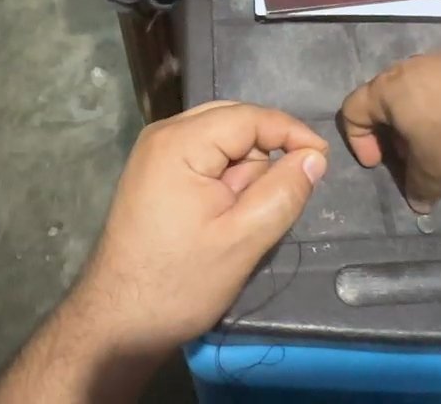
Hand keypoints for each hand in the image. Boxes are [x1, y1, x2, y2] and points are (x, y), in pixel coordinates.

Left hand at [68, 101, 327, 353]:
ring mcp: (155, 151)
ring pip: (221, 139)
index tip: (323, 159)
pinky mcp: (154, 170)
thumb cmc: (178, 282)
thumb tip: (314, 156)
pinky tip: (223, 213)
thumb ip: (283, 192)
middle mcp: (163, 133)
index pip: (249, 116)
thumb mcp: (242, 241)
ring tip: (238, 217)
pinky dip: (225, 176)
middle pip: (234, 121)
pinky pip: (204, 154)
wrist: (116, 323)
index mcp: (180, 141)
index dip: (290, 132)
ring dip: (243, 169)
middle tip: (276, 198)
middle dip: (263, 154)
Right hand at [339, 49, 440, 212]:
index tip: (381, 164)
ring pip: (415, 95)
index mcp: (386, 90)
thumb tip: (418, 204)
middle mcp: (406, 69)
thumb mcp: (433, 168)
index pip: (351, 111)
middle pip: (384, 102)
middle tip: (412, 159)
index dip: (358, 142)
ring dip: (420, 123)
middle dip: (393, 135)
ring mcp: (438, 62)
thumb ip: (418, 187)